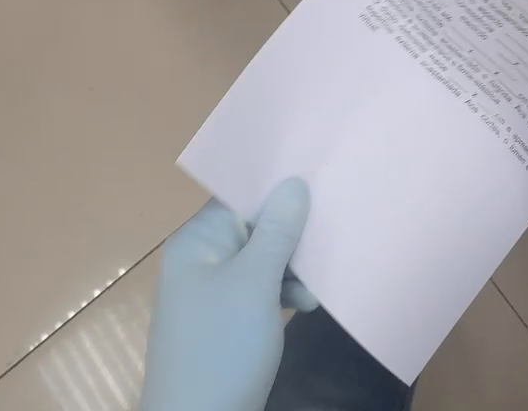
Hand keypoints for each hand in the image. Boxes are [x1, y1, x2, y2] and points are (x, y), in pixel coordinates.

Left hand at [140, 180, 319, 410]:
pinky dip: (282, 291)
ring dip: (292, 264)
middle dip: (291, 229)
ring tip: (320, 279)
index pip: (240, 195)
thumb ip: (277, 230)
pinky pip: (259, 289)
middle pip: (253, 225)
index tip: (319, 178)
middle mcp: (200, 260)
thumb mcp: (256, 284)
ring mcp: (212, 294)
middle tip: (330, 229)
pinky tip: (306, 304)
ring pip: (261, 258)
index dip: (278, 186)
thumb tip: (294, 182)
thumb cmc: (222, 350)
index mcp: (197, 241)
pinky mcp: (226, 323)